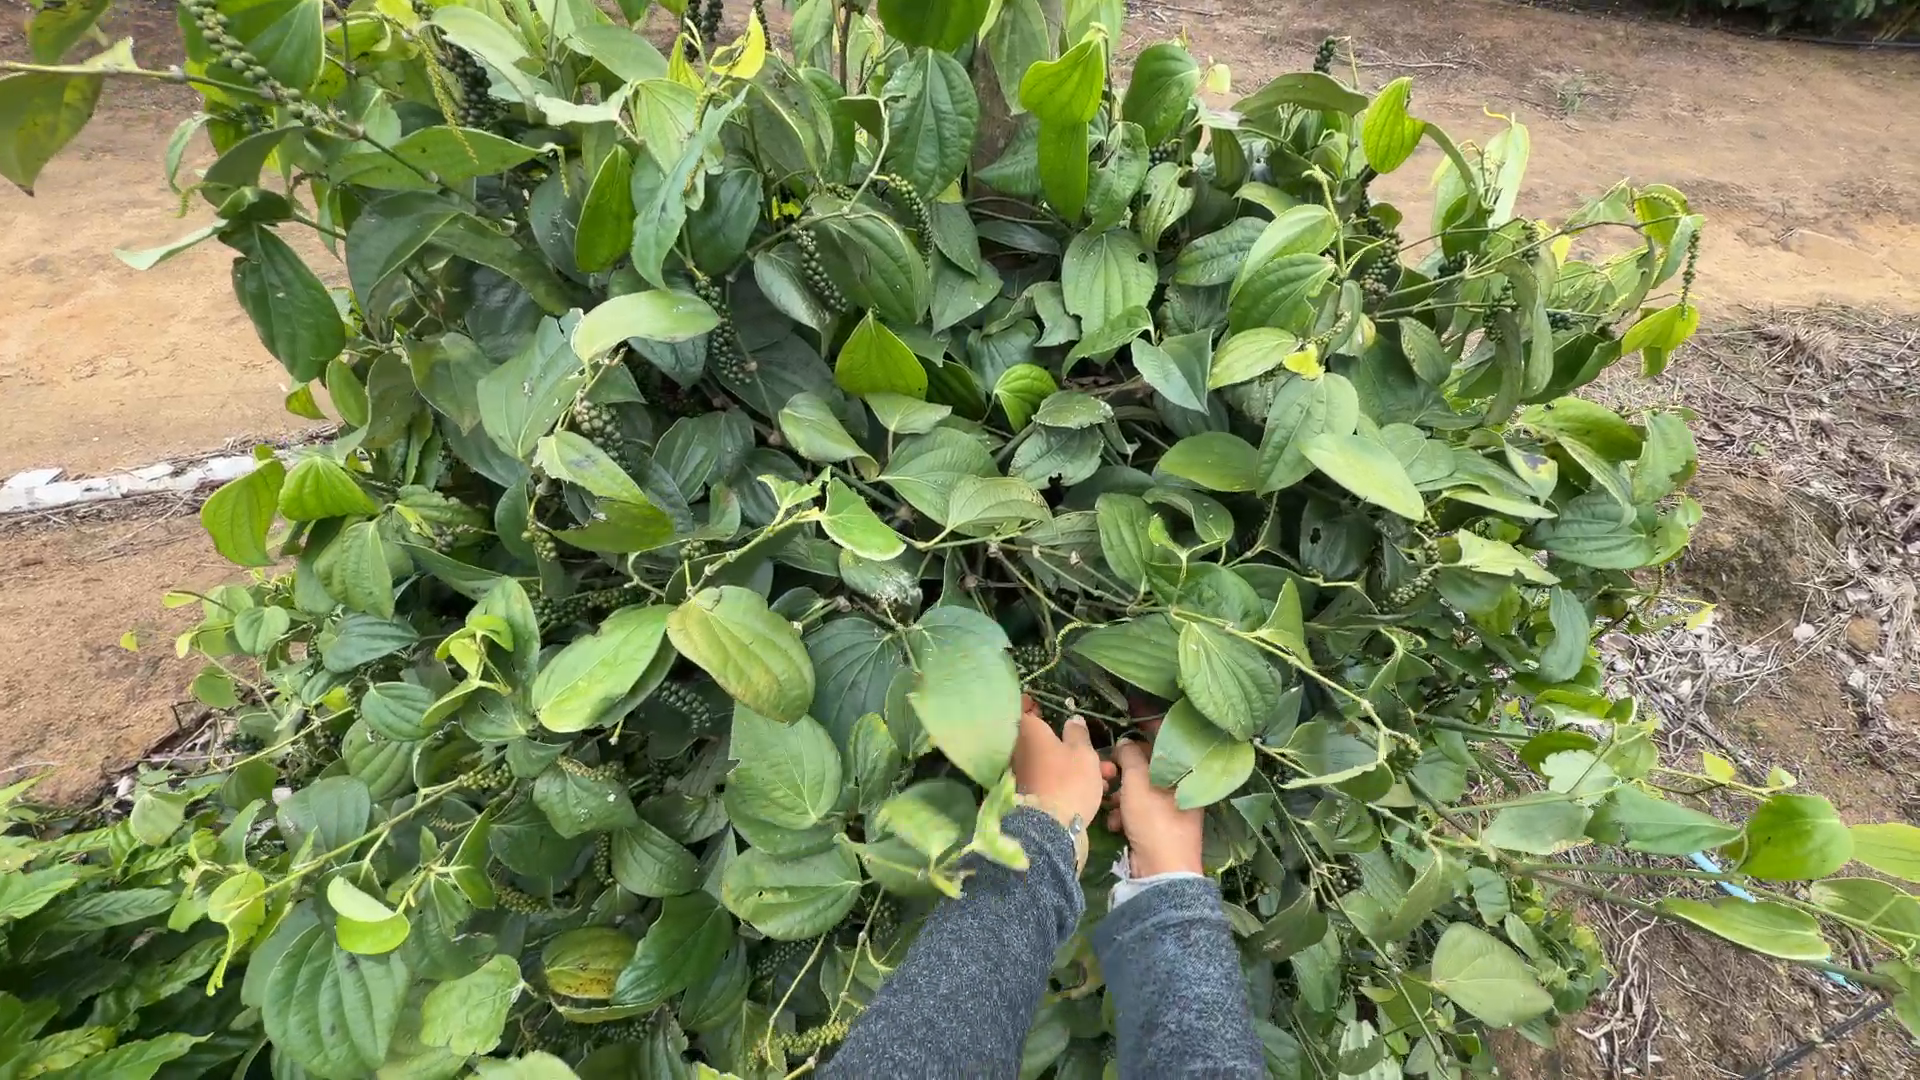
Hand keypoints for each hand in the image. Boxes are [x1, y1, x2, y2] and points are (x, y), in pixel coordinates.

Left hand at [1010, 696, 1103, 829]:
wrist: (1052, 830)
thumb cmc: (1068, 780)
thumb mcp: (1082, 751)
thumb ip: (1078, 733)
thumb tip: (1072, 720)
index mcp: (1029, 732)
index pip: (1025, 709)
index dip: (1034, 703)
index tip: (1046, 703)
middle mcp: (1022, 751)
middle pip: (1047, 739)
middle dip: (1074, 743)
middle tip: (1096, 747)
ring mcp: (1027, 774)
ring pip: (1056, 762)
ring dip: (1081, 765)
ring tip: (1108, 773)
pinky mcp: (1035, 796)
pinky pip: (1056, 780)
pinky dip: (1074, 782)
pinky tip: (1099, 790)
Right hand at [1103, 734, 1204, 877]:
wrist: (1162, 871)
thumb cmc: (1154, 819)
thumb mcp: (1137, 781)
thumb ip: (1129, 756)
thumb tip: (1125, 742)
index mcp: (1183, 773)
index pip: (1167, 739)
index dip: (1148, 726)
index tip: (1130, 716)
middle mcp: (1179, 788)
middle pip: (1148, 766)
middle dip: (1125, 769)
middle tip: (1108, 771)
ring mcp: (1170, 808)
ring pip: (1139, 788)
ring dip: (1120, 794)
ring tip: (1109, 803)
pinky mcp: (1158, 827)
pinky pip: (1138, 810)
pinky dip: (1124, 814)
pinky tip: (1115, 823)